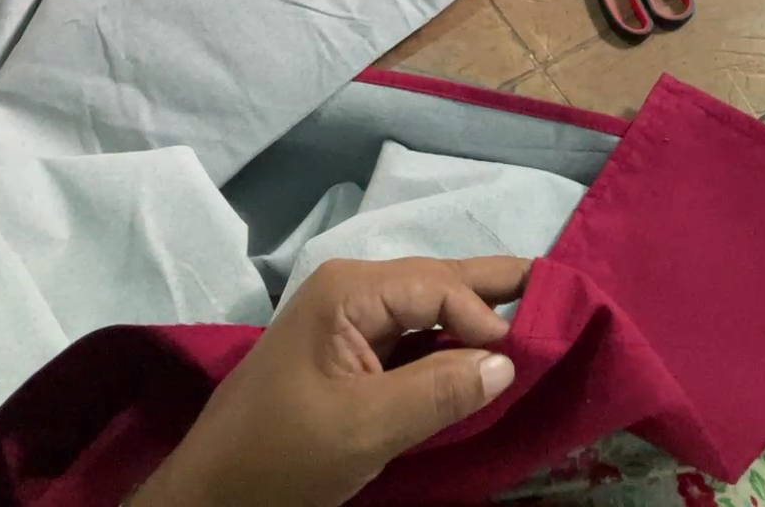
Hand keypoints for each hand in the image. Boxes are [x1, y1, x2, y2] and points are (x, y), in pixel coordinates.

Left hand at [130, 256, 528, 506]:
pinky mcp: (351, 348)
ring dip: (472, 311)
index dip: (482, 316)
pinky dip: (448, 338)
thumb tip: (506, 361)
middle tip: (552, 279)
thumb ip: (439, 390)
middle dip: (490, 283)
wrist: (213, 493)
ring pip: (426, 303)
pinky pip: (411, 332)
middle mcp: (353, 288)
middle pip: (435, 279)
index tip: (520, 358)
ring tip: (528, 303)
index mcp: (351, 289)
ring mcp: (350, 316)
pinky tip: (478, 343)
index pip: (436, 287)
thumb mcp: (365, 428)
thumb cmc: (282, 455)